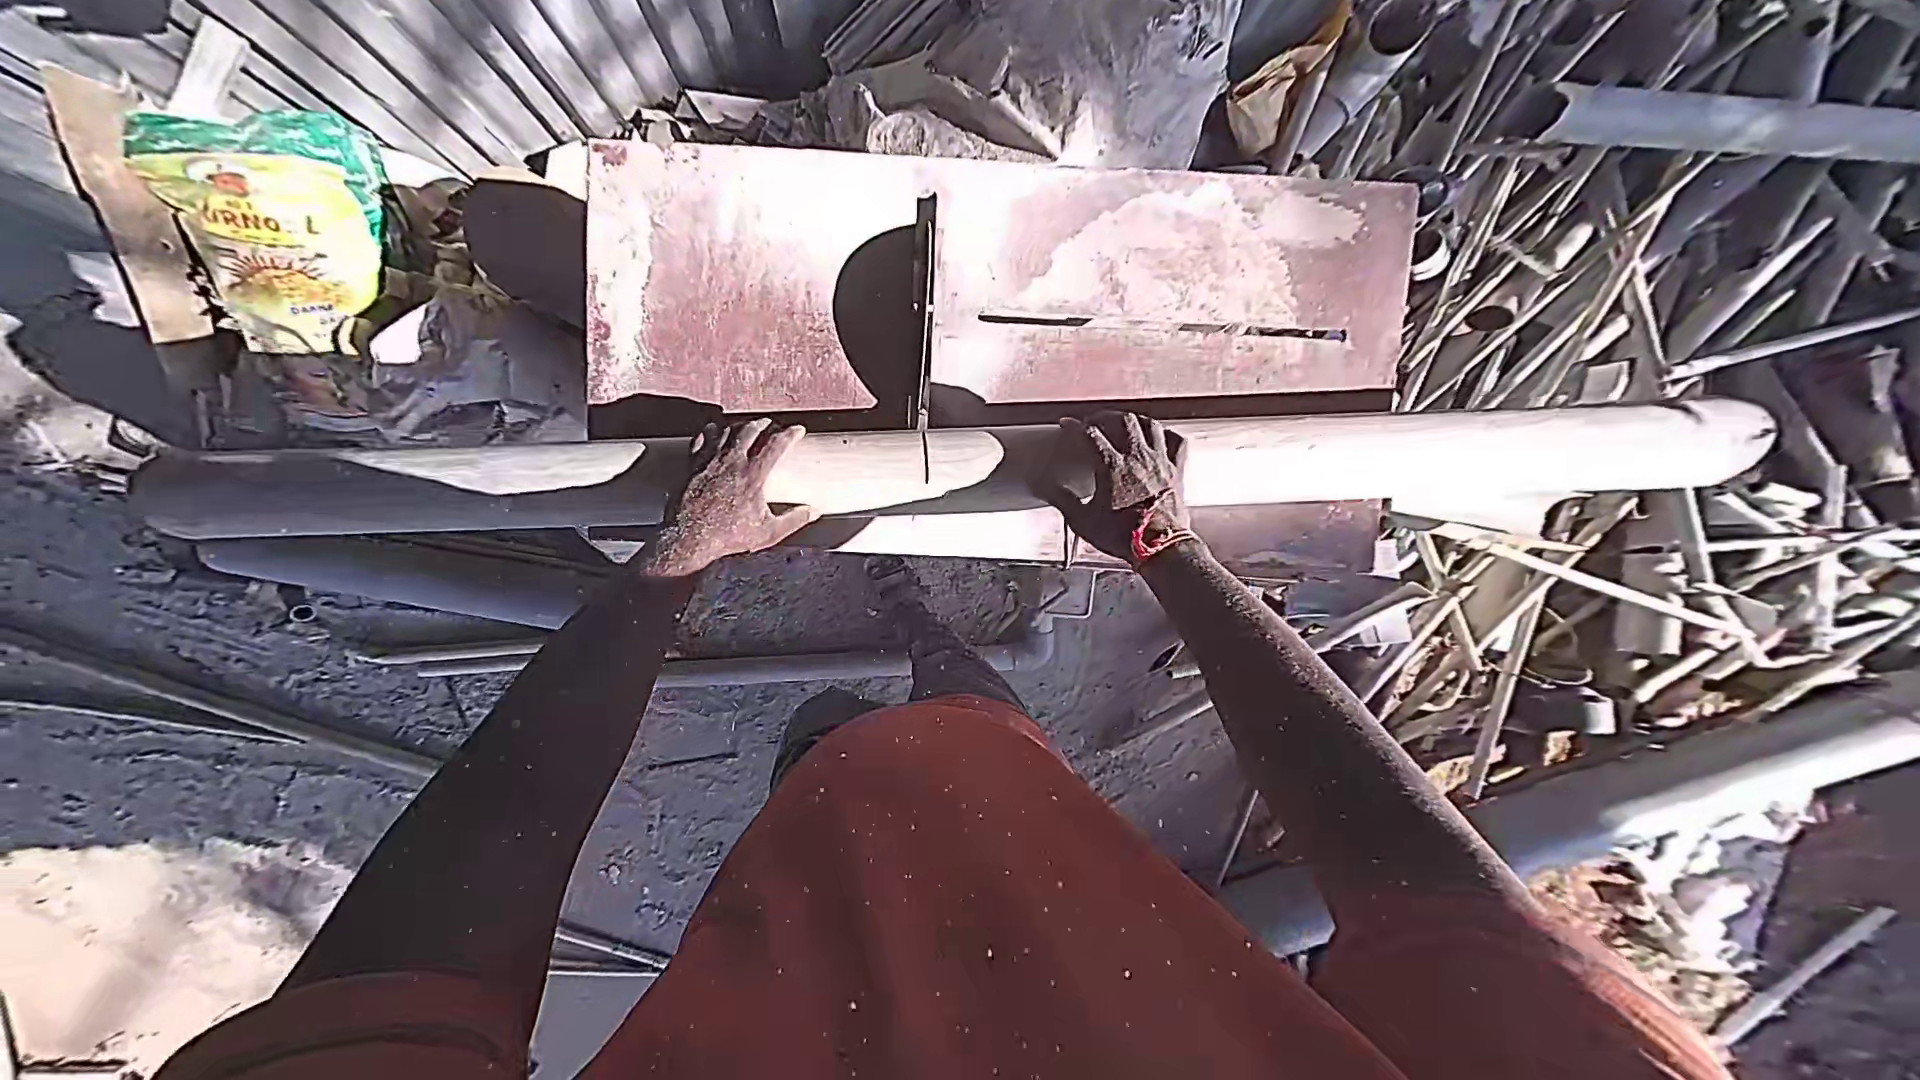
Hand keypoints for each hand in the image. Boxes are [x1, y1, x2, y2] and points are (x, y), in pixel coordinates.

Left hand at [636, 419, 818, 578]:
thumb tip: (814, 511)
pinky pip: (701, 441)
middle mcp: (732, 463)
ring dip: (738, 426)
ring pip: (724, 432)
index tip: (797, 430)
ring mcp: (710, 463)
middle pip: (749, 430)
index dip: (790, 433)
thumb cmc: (728, 536)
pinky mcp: (693, 468)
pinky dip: (709, 433)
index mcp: (753, 476)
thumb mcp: (769, 532)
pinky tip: (711, 431)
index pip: (775, 444)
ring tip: (745, 425)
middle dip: (762, 423)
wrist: (690, 539)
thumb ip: (795, 519)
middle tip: (769, 423)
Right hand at [1035, 412, 1197, 565]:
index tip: (1067, 425)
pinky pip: (1176, 441)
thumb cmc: (1124, 536)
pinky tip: (1158, 436)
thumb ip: (1062, 499)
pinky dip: (1166, 433)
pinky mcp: (1175, 471)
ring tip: (1123, 422)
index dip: (1075, 426)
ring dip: (1134, 419)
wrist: (1160, 548)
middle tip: (1094, 421)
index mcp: (1112, 467)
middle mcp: (1137, 458)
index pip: (1090, 434)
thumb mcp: (1083, 521)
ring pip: (1149, 424)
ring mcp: (1159, 461)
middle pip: (1122, 420)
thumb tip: (1044, 487)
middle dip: (1105, 416)